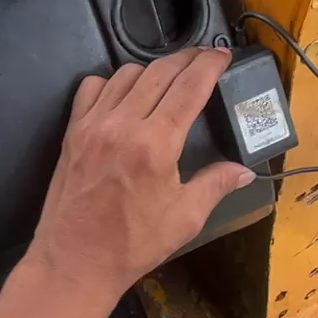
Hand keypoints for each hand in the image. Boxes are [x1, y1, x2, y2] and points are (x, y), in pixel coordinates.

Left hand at [26, 48, 255, 302]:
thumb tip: (244, 171)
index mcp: (155, 145)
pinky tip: (124, 94)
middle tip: (204, 58)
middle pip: (160, 72)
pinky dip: (112, 82)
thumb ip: (215, 185)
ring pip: (127, 74)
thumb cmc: (132, 244)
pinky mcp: (73, 131)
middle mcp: (123, 125)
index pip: (189, 87)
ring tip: (169, 78)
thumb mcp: (184, 219)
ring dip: (152, 69)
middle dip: (187, 59)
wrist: (74, 261)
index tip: (222, 56)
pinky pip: (92, 88)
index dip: (210, 65)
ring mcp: (93, 124)